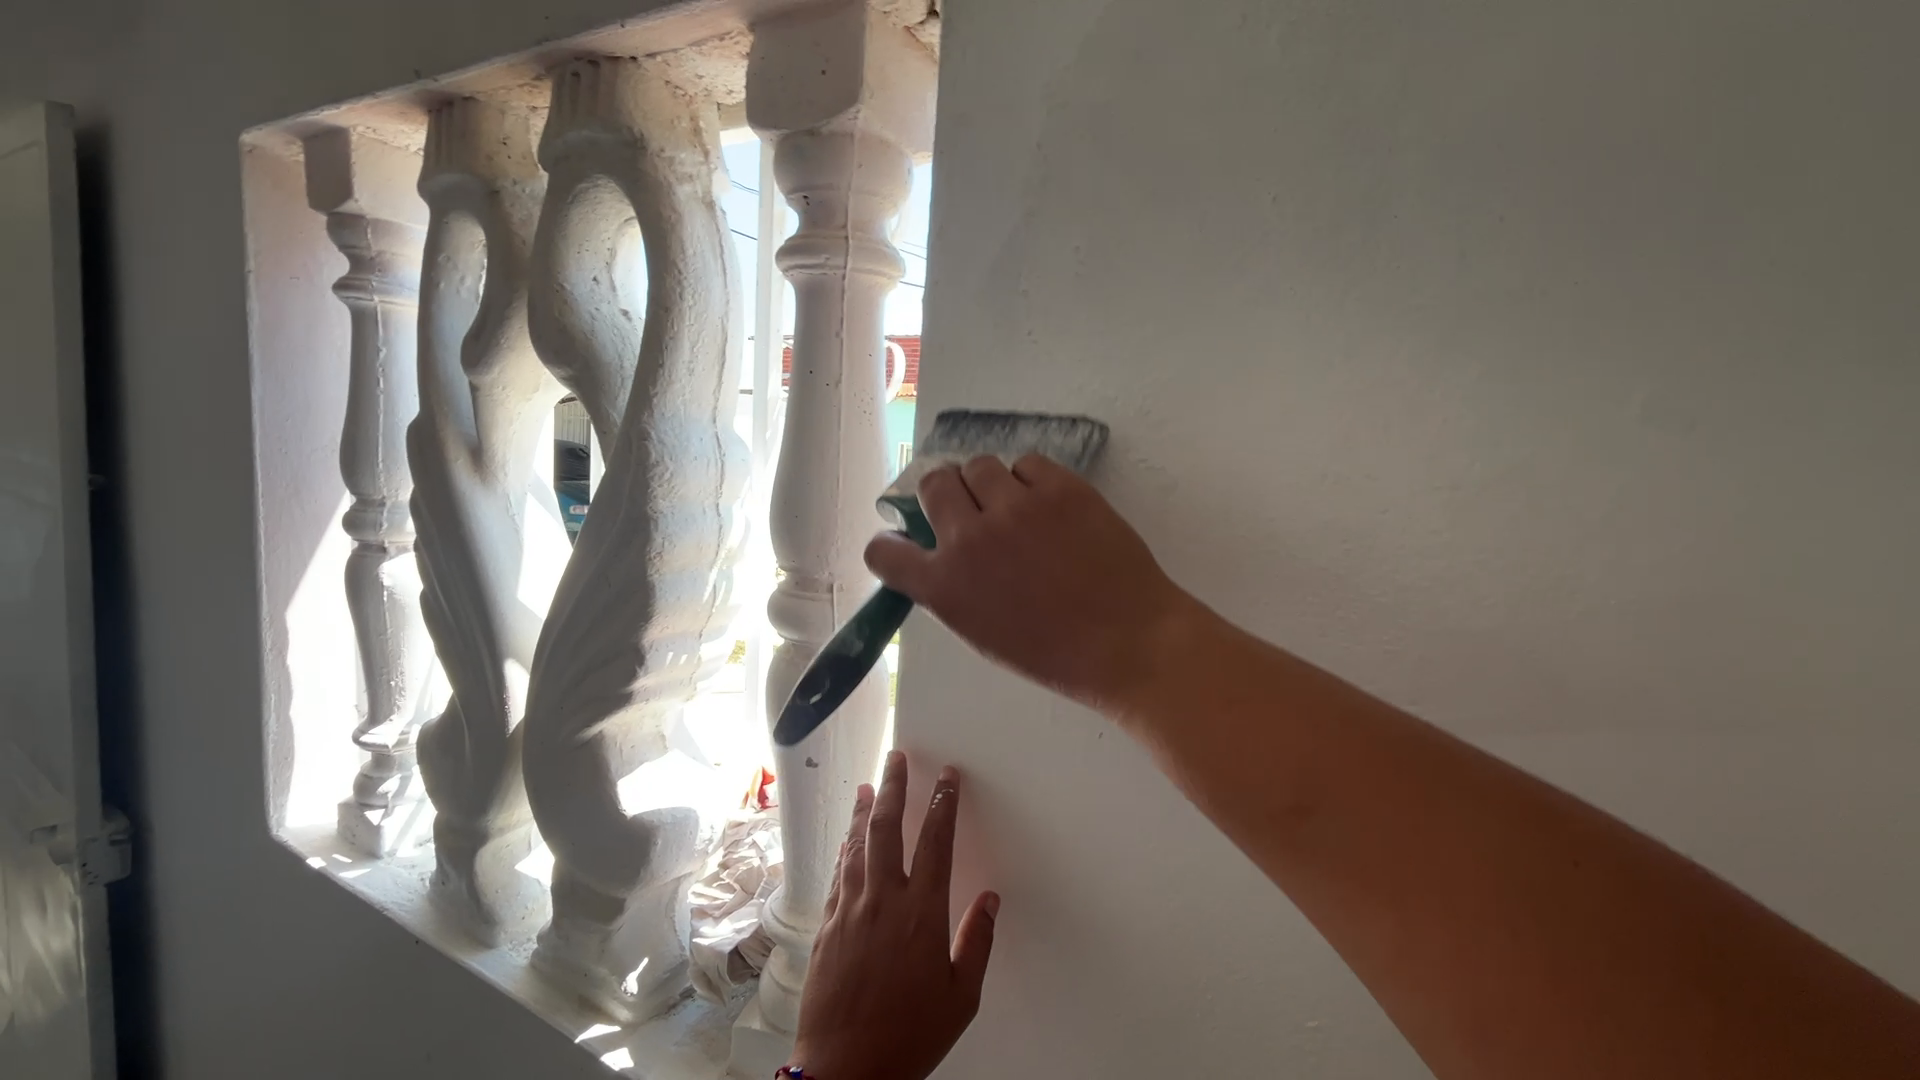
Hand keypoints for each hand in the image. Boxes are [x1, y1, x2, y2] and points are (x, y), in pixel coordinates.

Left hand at [789, 752, 997, 1079]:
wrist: (846, 1070)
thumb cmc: (909, 1036)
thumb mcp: (961, 996)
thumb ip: (977, 942)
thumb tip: (989, 900)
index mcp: (922, 913)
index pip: (936, 841)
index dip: (943, 803)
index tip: (947, 777)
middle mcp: (883, 901)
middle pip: (888, 828)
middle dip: (896, 786)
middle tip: (898, 757)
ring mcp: (850, 911)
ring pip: (857, 845)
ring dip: (865, 811)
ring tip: (870, 785)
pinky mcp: (827, 927)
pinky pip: (838, 874)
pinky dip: (844, 849)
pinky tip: (848, 838)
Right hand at [864, 454, 1198, 712]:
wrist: (1129, 642)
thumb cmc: (1055, 654)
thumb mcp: (983, 633)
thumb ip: (952, 589)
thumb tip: (943, 551)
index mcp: (944, 587)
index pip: (884, 550)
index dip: (893, 543)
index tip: (909, 541)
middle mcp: (969, 538)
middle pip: (933, 483)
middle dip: (947, 495)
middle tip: (972, 511)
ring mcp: (1014, 507)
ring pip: (978, 465)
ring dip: (988, 484)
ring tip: (1015, 508)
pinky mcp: (1058, 487)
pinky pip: (1026, 463)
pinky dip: (1031, 481)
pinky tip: (1049, 507)